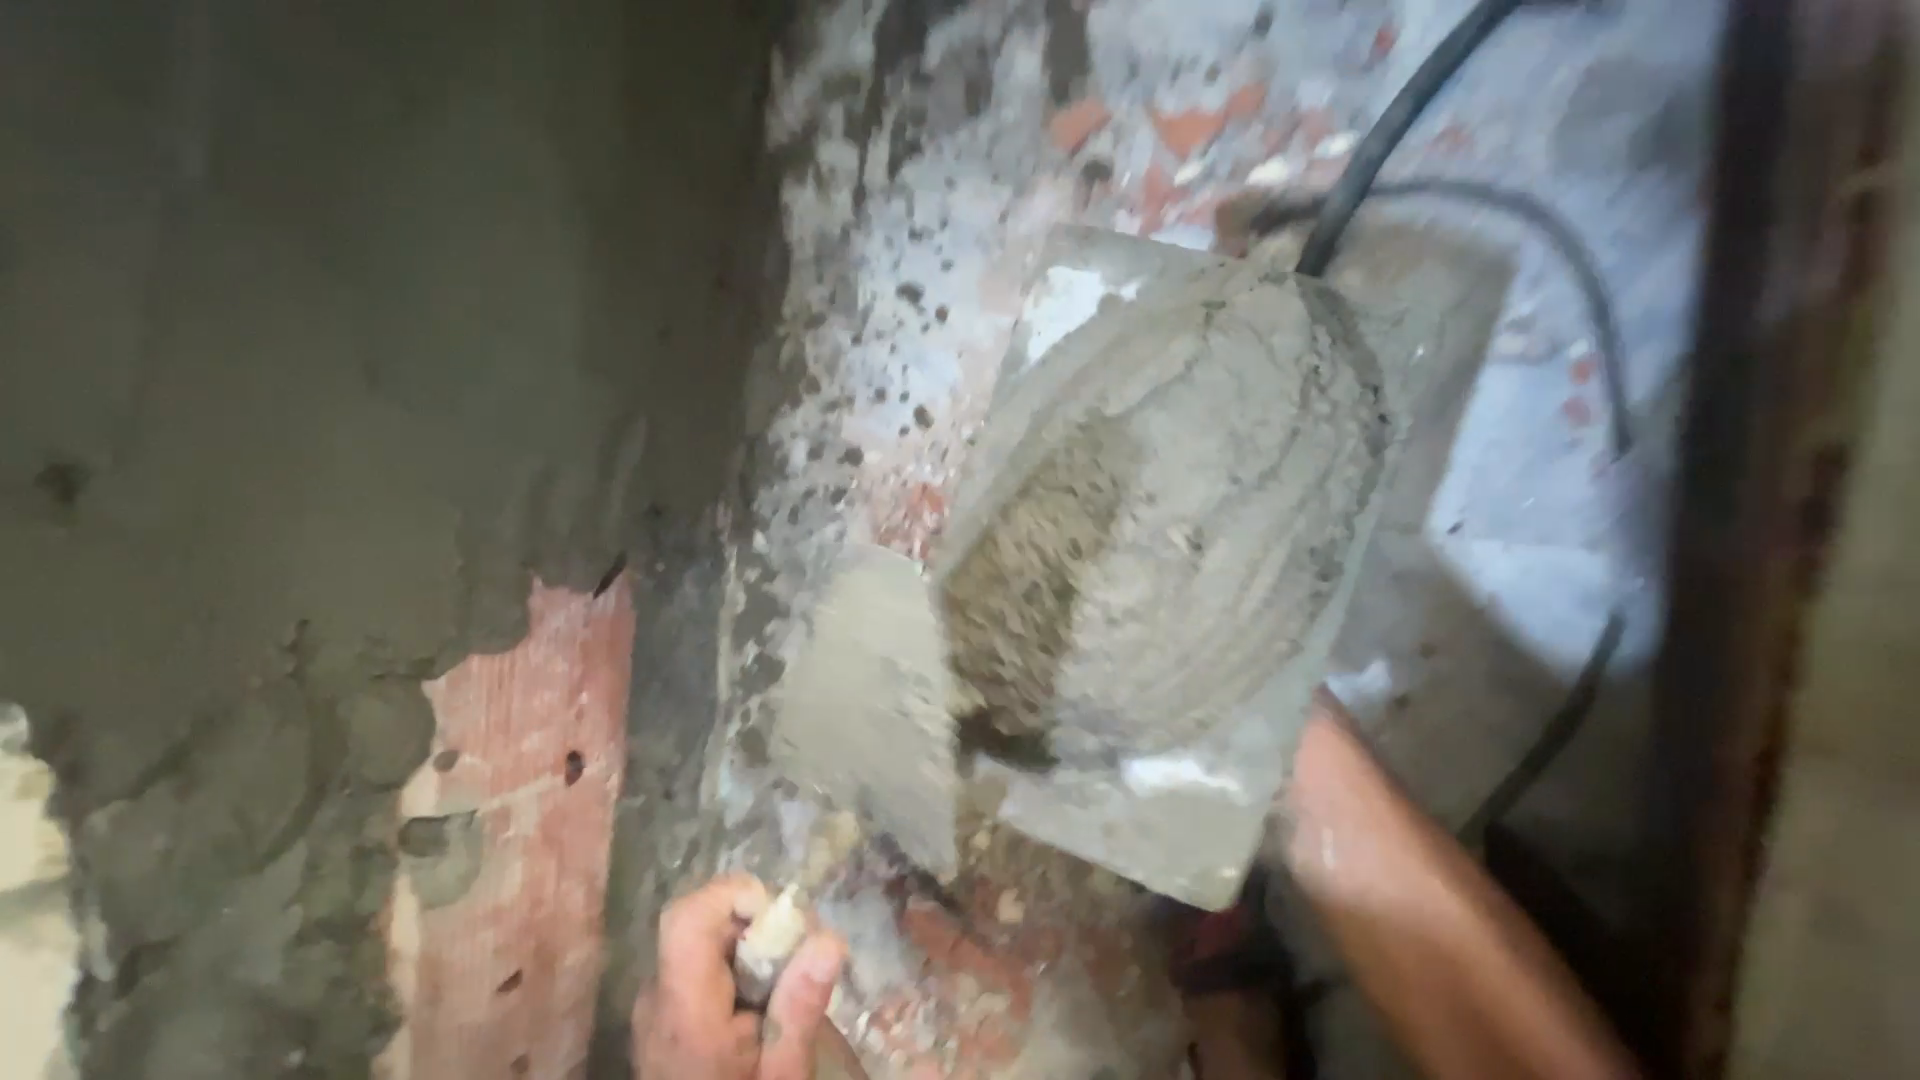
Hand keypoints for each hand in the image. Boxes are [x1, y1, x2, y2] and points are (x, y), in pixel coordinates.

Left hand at [634, 874, 848, 1079]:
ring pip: (699, 938)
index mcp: (683, 1012)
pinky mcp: (660, 1014)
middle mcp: (657, 998)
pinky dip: (733, 964)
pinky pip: (696, 963)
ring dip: (746, 942)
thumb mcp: (783, 1077)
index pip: (686, 919)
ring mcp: (653, 1006)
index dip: (733, 896)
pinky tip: (759, 1004)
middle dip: (754, 921)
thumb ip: (800, 1009)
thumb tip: (830, 939)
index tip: (784, 920)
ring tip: (784, 984)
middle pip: (697, 921)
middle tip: (799, 955)